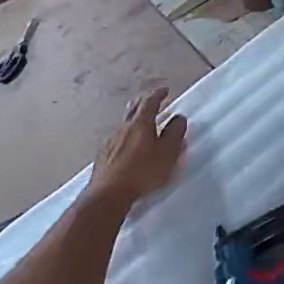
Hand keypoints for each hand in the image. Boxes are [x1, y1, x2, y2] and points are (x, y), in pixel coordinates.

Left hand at [88, 88, 187, 205]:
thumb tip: (179, 119)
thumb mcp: (167, 154)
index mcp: (140, 124)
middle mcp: (123, 128)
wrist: (109, 193)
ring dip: (136, 120)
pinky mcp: (105, 154)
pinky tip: (131, 146)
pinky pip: (118, 138)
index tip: (164, 90)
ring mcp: (111, 141)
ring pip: (125, 124)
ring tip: (144, 125)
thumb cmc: (141, 173)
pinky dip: (128, 136)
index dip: (158, 94)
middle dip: (144, 102)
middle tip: (152, 100)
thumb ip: (174, 134)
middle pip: (133, 108)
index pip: (149, 102)